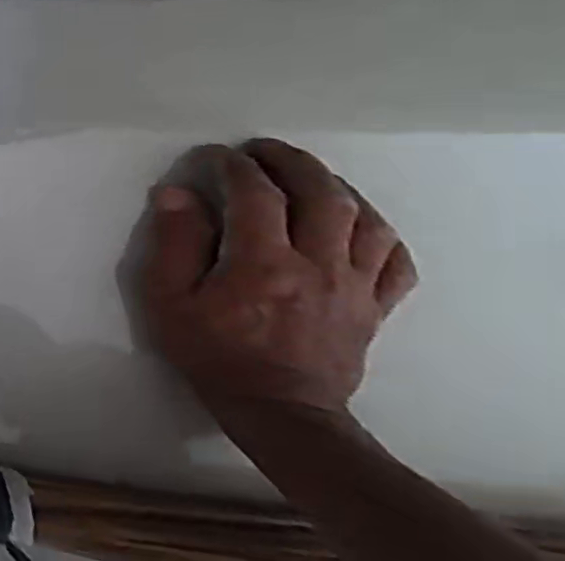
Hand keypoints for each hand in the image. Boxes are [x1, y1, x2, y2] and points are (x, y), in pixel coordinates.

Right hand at [142, 140, 418, 419]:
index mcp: (263, 263)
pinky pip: (395, 260)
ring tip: (304, 176)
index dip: (232, 164)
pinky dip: (377, 230)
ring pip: (365, 218)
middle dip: (288, 160)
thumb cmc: (215, 355)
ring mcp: (354, 287)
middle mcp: (318, 266)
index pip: (254, 192)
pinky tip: (352, 221)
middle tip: (260, 150)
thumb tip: (177, 192)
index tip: (213, 156)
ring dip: (334, 185)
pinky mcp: (375, 307)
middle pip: (320, 192)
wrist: (281, 416)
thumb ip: (173, 242)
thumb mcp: (169, 300)